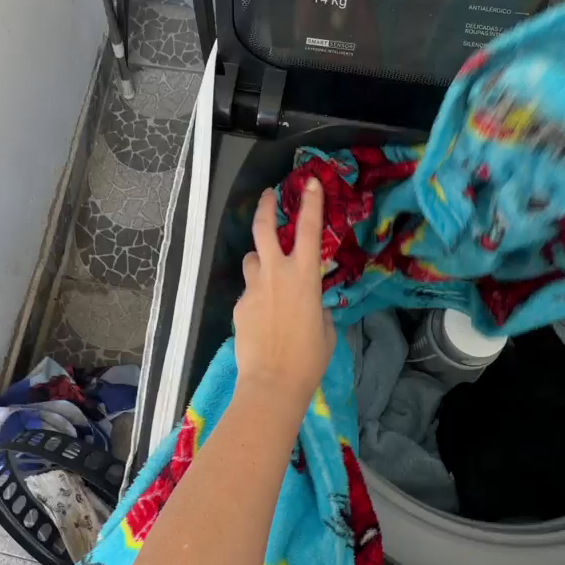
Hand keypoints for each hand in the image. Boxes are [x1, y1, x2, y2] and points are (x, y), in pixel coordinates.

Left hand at [233, 179, 334, 405]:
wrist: (272, 382)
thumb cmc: (309, 359)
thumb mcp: (326, 330)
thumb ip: (318, 308)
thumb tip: (311, 304)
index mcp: (304, 277)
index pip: (310, 230)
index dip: (312, 202)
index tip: (310, 181)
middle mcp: (276, 274)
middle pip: (264, 228)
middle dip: (266, 207)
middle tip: (267, 195)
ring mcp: (253, 287)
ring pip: (251, 258)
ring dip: (259, 260)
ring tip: (266, 274)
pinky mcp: (239, 304)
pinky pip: (249, 291)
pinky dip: (256, 296)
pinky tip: (263, 320)